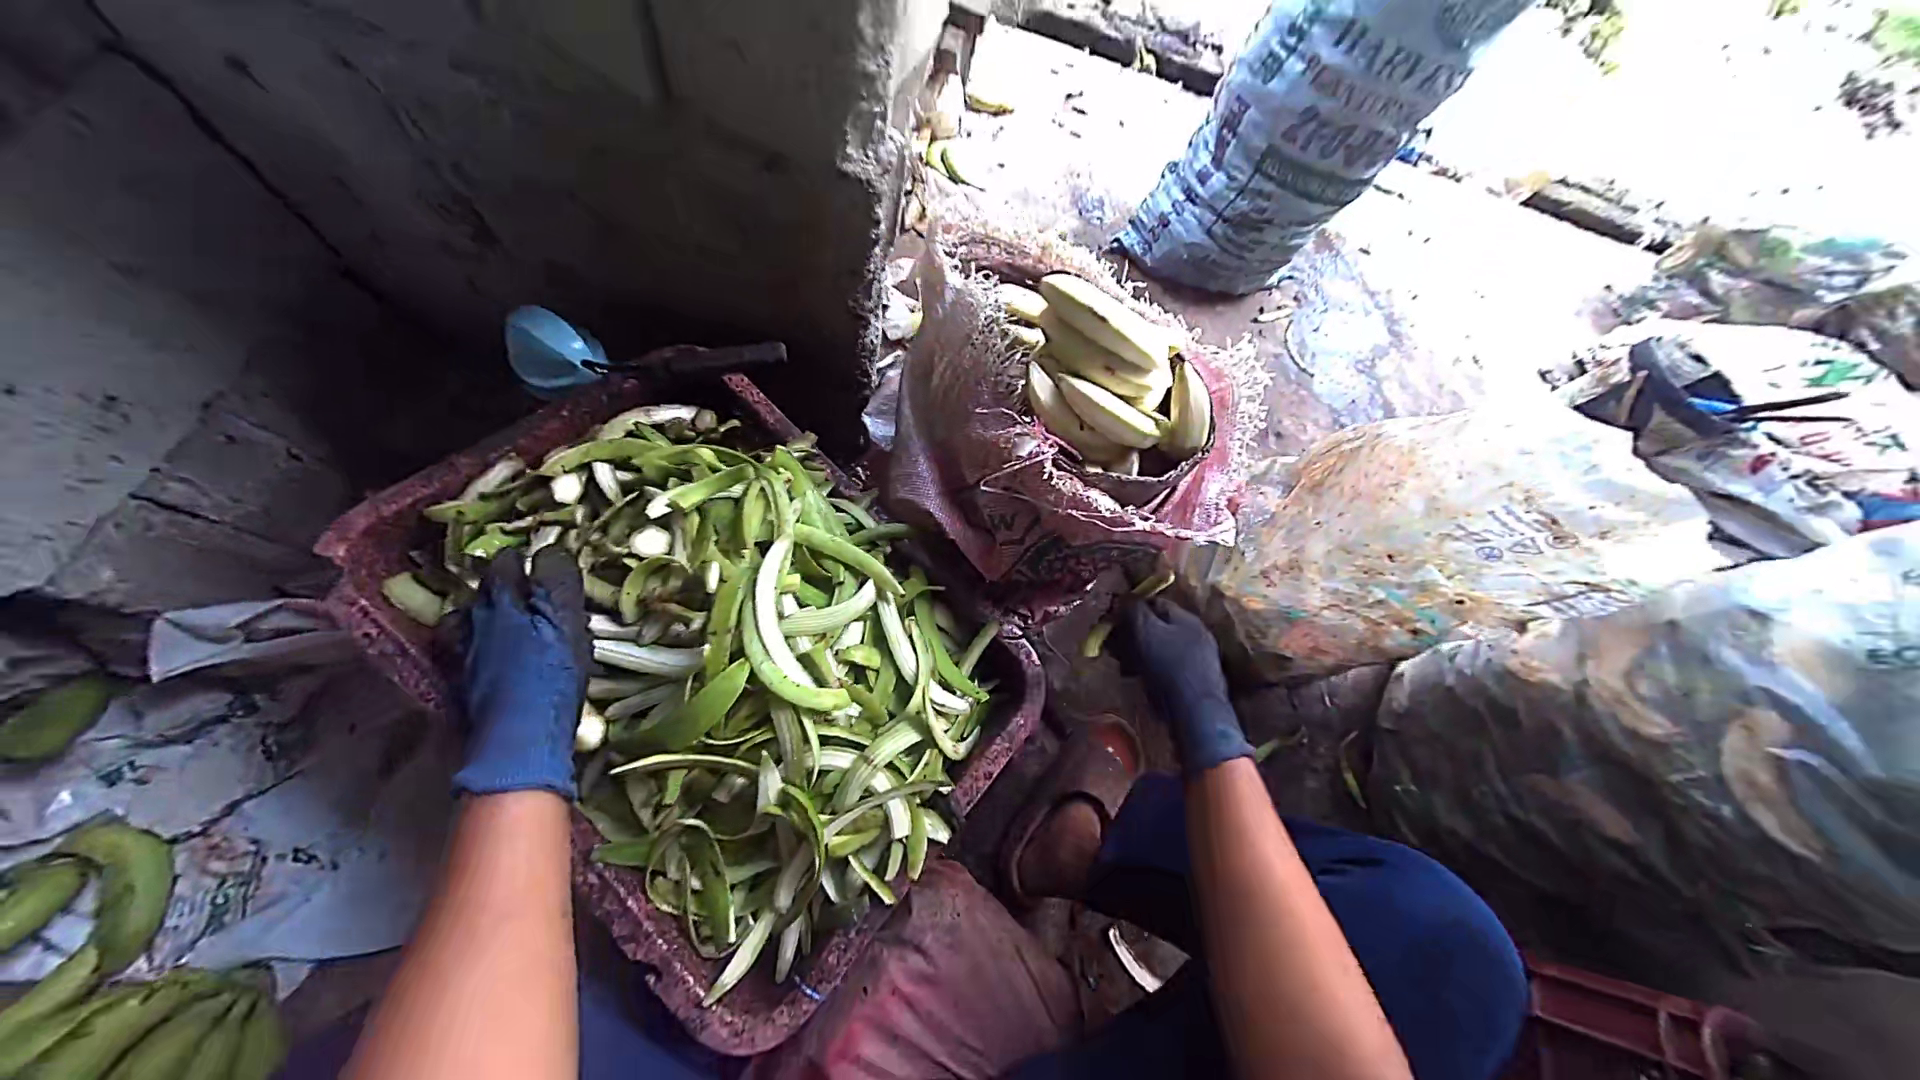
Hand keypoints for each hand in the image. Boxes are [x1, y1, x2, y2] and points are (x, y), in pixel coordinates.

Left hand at [453, 547, 589, 798]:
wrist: (516, 742)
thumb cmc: (550, 679)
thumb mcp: (568, 624)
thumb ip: (558, 583)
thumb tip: (552, 550)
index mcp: (500, 601)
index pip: (509, 562)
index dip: (529, 559)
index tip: (549, 565)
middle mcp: (471, 619)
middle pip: (486, 588)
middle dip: (508, 585)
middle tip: (536, 594)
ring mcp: (460, 651)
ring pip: (470, 617)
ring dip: (488, 614)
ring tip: (514, 623)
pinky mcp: (458, 681)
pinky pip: (464, 649)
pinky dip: (479, 644)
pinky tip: (496, 655)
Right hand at [1119, 598, 1251, 775]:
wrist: (1195, 712)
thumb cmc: (1168, 666)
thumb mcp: (1146, 632)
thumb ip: (1134, 611)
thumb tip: (1125, 596)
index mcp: (1186, 618)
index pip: (1155, 602)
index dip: (1131, 609)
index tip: (1112, 622)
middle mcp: (1195, 634)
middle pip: (1156, 626)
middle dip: (1131, 634)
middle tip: (1113, 646)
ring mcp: (1197, 657)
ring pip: (1159, 647)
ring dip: (1137, 653)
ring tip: (1123, 666)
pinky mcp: (1193, 679)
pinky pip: (1166, 665)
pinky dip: (1149, 668)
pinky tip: (1138, 678)